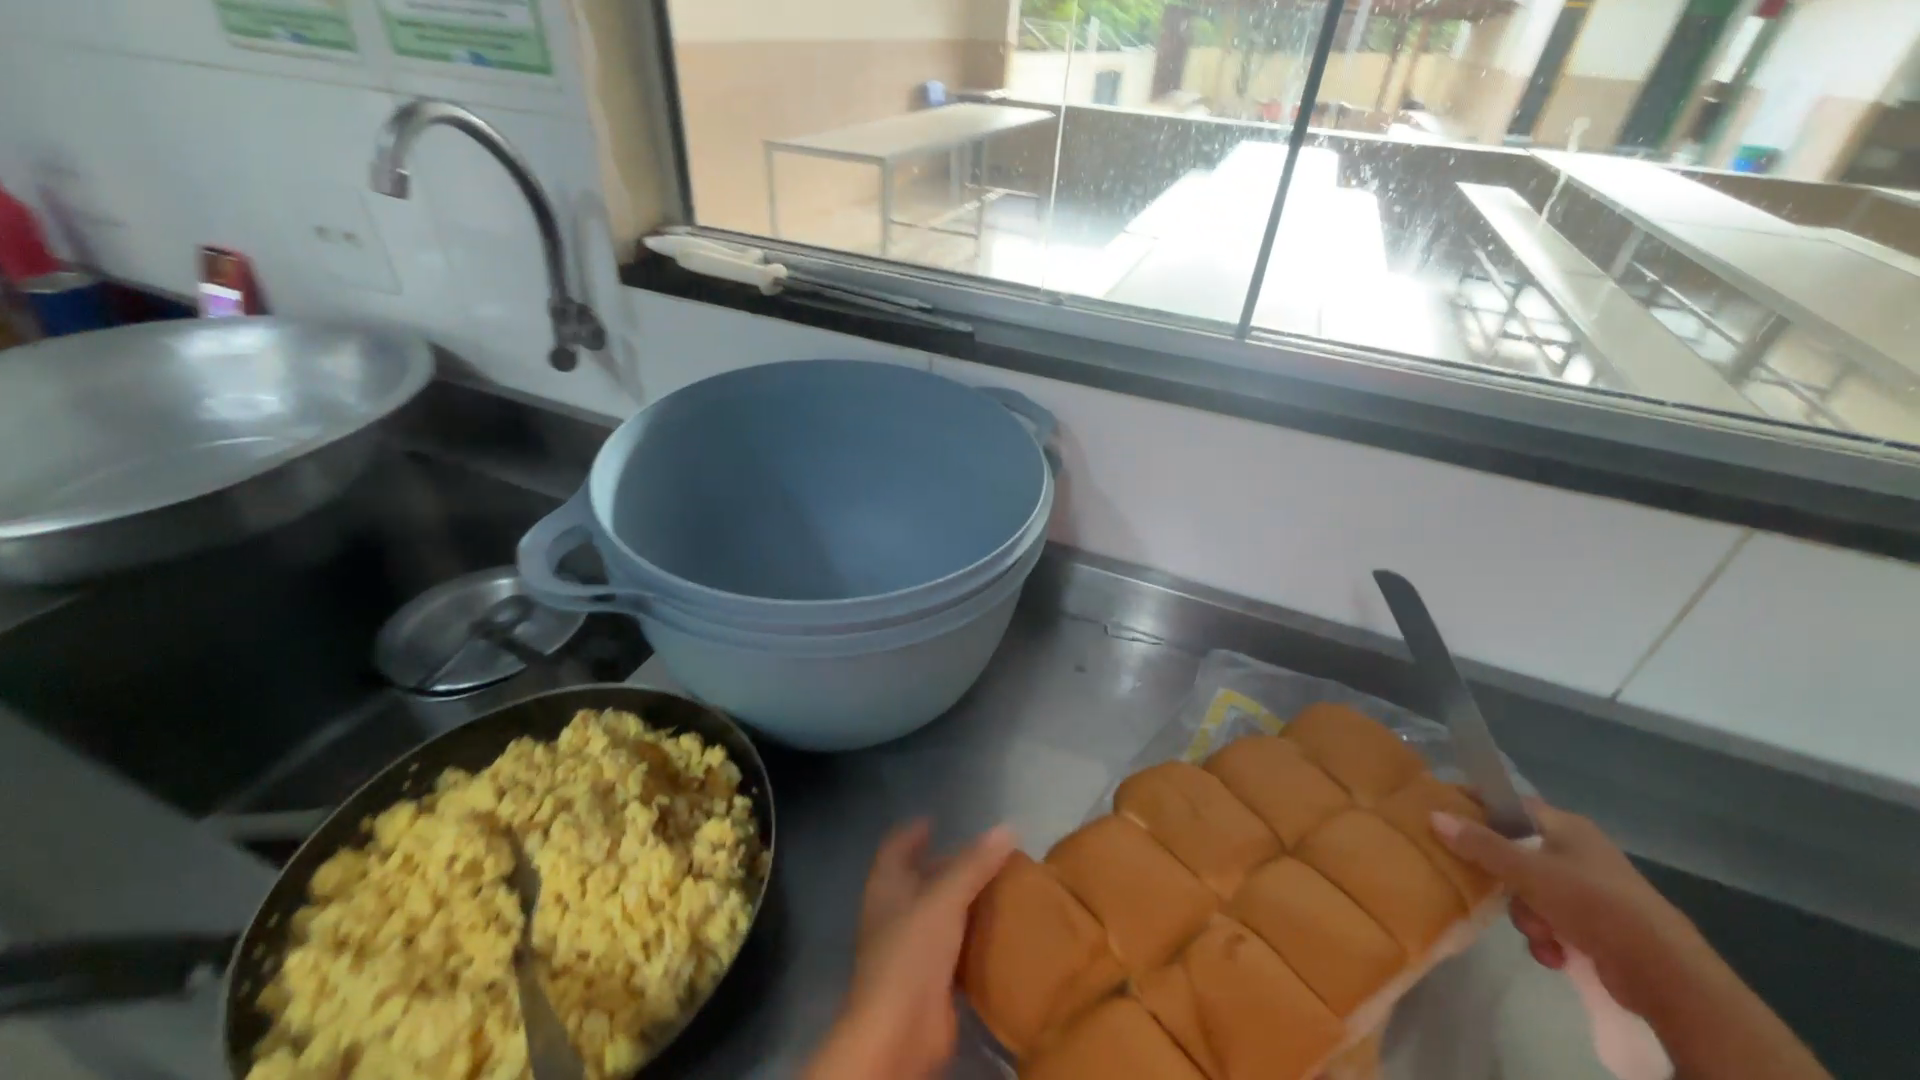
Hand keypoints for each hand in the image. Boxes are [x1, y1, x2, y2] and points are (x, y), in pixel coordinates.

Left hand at [804, 820, 1016, 1079]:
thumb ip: (975, 864)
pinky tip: (998, 931)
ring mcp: (909, 947)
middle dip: (949, 866)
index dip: (913, 833)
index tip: (936, 820)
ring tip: (1000, 889)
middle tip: (987, 857)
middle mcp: (894, 912)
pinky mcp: (929, 978)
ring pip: (939, 914)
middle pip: (920, 879)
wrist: (901, 1028)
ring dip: (964, 902)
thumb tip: (1008, 828)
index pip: (896, 848)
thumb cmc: (912, 951)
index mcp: (887, 886)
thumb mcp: (946, 898)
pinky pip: (953, 947)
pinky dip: (972, 937)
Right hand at [1430, 801, 1708, 1020]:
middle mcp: (1576, 852)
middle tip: (1492, 892)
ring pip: (1528, 893)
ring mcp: (1586, 890)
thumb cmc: (1592, 903)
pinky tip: (1556, 954)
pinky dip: (1547, 938)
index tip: (1442, 816)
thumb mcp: (1528, 871)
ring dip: (1527, 917)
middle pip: (1514, 855)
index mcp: (1566, 826)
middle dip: (1504, 882)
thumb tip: (1433, 815)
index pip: (1509, 805)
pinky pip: (1549, 923)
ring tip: (1542, 934)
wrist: (1660, 968)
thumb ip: (1480, 845)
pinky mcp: (1594, 925)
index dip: (1477, 807)